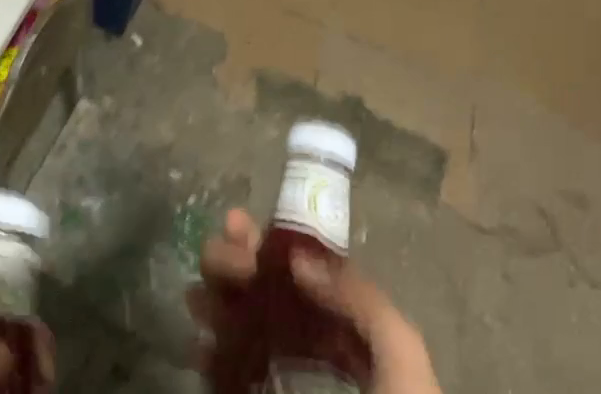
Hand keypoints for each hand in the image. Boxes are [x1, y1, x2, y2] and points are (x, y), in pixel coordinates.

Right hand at [190, 209, 442, 393]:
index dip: (273, 246)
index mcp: (357, 338)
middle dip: (236, 266)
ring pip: (243, 329)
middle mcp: (318, 354)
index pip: (309, 278)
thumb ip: (367, 308)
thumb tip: (299, 261)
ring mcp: (286, 384)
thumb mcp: (404, 366)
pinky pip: (228, 374)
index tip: (238, 222)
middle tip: (218, 255)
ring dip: (216, 304)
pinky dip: (210, 355)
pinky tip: (198, 345)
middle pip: (268, 296)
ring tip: (197, 297)